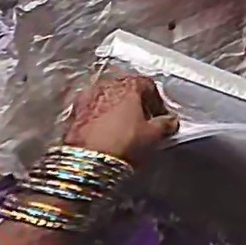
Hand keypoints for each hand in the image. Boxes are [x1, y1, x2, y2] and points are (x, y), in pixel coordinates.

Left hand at [63, 74, 178, 163]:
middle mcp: (106, 85)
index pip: (147, 84)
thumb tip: (171, 121)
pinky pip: (93, 110)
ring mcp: (87, 98)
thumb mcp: (152, 136)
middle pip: (125, 89)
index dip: (157, 100)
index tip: (160, 115)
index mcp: (128, 86)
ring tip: (124, 127)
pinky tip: (106, 132)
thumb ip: (164, 125)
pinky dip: (101, 117)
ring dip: (116, 109)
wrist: (86, 160)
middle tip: (143, 121)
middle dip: (136, 102)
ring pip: (107, 98)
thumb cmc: (124, 142)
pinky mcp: (74, 113)